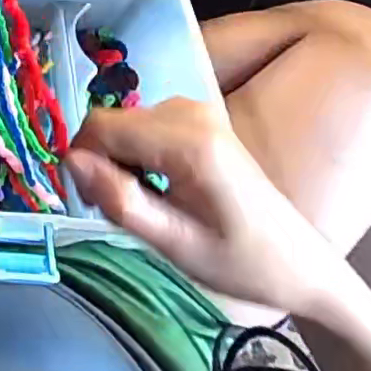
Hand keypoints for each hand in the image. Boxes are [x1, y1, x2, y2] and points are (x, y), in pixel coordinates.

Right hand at [66, 98, 349, 317]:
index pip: (102, 126)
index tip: (95, 203)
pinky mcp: (194, 113)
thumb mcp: (176, 246)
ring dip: (117, 159)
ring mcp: (193, 108)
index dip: (83, 161)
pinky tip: (156, 183)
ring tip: (143, 201)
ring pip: (122, 122)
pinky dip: (134, 152)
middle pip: (110, 122)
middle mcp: (188, 110)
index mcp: (188, 141)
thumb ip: (121, 201)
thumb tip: (70, 161)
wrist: (301, 262)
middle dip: (101, 162)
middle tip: (121, 210)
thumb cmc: (242, 263)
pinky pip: (140, 123)